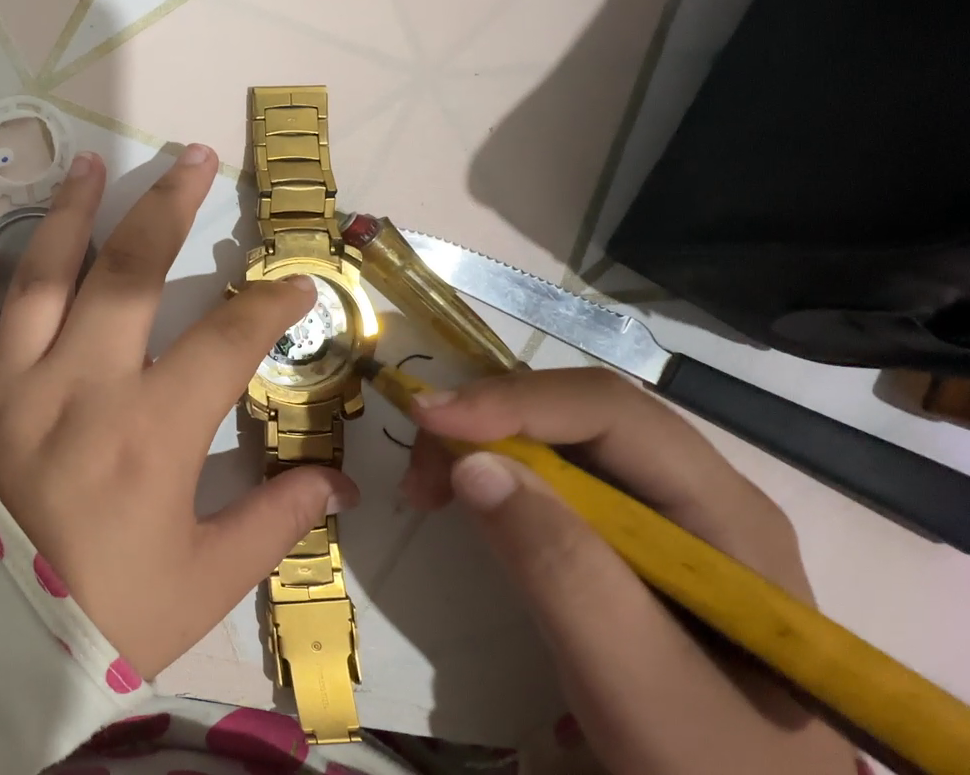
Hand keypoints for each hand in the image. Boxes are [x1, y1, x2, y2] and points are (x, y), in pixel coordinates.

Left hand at [0, 145, 359, 679]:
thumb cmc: (102, 613)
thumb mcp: (204, 580)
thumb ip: (272, 522)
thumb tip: (336, 485)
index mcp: (152, 428)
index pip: (227, 341)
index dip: (272, 303)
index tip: (298, 280)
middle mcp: (81, 385)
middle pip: (128, 273)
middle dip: (165, 208)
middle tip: (189, 159)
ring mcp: (12, 385)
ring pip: (39, 279)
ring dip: (66, 216)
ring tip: (88, 165)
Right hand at [400, 368, 853, 774]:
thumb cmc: (704, 754)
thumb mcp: (633, 675)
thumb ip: (561, 569)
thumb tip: (470, 462)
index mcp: (724, 512)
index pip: (612, 413)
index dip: (514, 401)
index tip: (424, 418)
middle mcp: (697, 490)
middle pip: (580, 412)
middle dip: (488, 419)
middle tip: (417, 471)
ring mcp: (662, 510)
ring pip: (558, 434)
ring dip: (481, 441)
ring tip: (426, 490)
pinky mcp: (624, 533)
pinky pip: (551, 472)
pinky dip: (491, 470)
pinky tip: (461, 498)